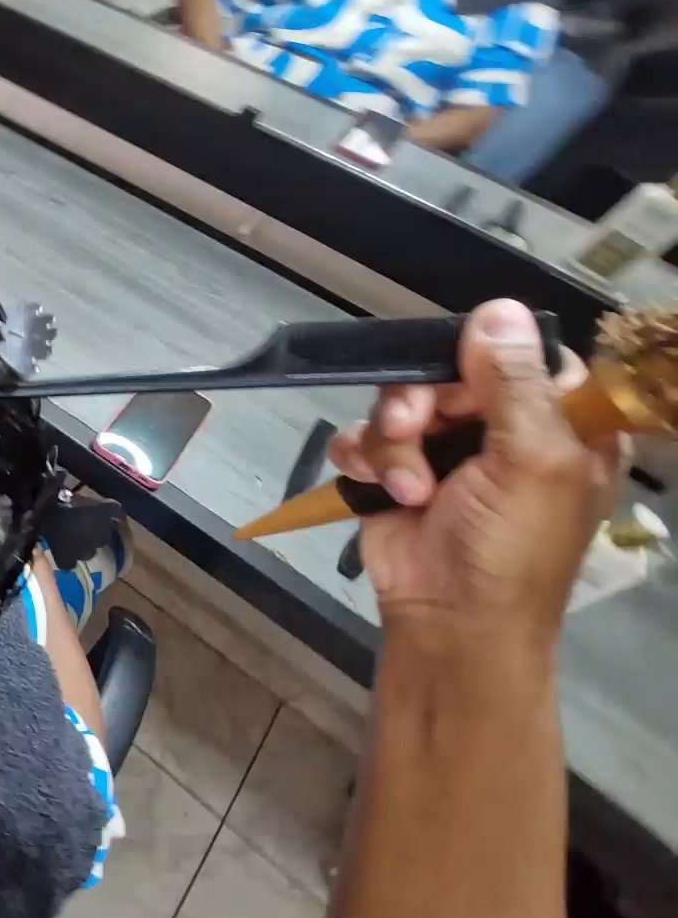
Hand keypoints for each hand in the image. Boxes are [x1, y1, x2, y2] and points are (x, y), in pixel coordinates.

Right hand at [327, 300, 627, 647]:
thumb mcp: (531, 459)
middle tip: (413, 431)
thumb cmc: (511, 542)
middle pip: (442, 377)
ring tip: (405, 484)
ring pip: (393, 407)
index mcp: (558, 422)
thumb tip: (497, 309)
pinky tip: (374, 486)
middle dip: (417, 406)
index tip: (461, 384)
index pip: (519, 358)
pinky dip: (360, 459)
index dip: (481, 362)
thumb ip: (512, 384)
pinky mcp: (389, 470)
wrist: (447, 608)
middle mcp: (497, 429)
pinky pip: (359, 437)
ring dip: (389, 444)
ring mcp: (440, 450)